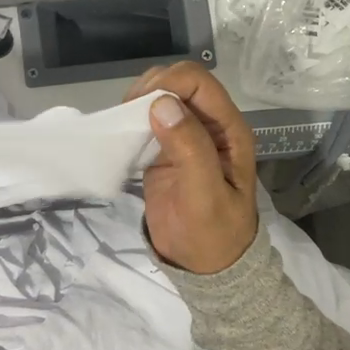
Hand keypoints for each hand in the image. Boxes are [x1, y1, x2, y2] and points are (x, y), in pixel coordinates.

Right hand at [126, 62, 257, 273]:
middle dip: (149, 90)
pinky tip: (121, 137)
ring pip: (159, 97)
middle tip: (128, 118)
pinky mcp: (163, 151)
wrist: (204, 266)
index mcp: (228, 129)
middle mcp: (208, 126)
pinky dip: (130, 121)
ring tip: (123, 127)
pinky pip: (146, 121)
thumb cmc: (213, 233)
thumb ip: (189, 148)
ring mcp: (185, 137)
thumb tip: (162, 104)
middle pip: (178, 82)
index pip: (199, 82)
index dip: (169, 83)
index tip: (139, 105)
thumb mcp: (205, 194)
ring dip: (137, 104)